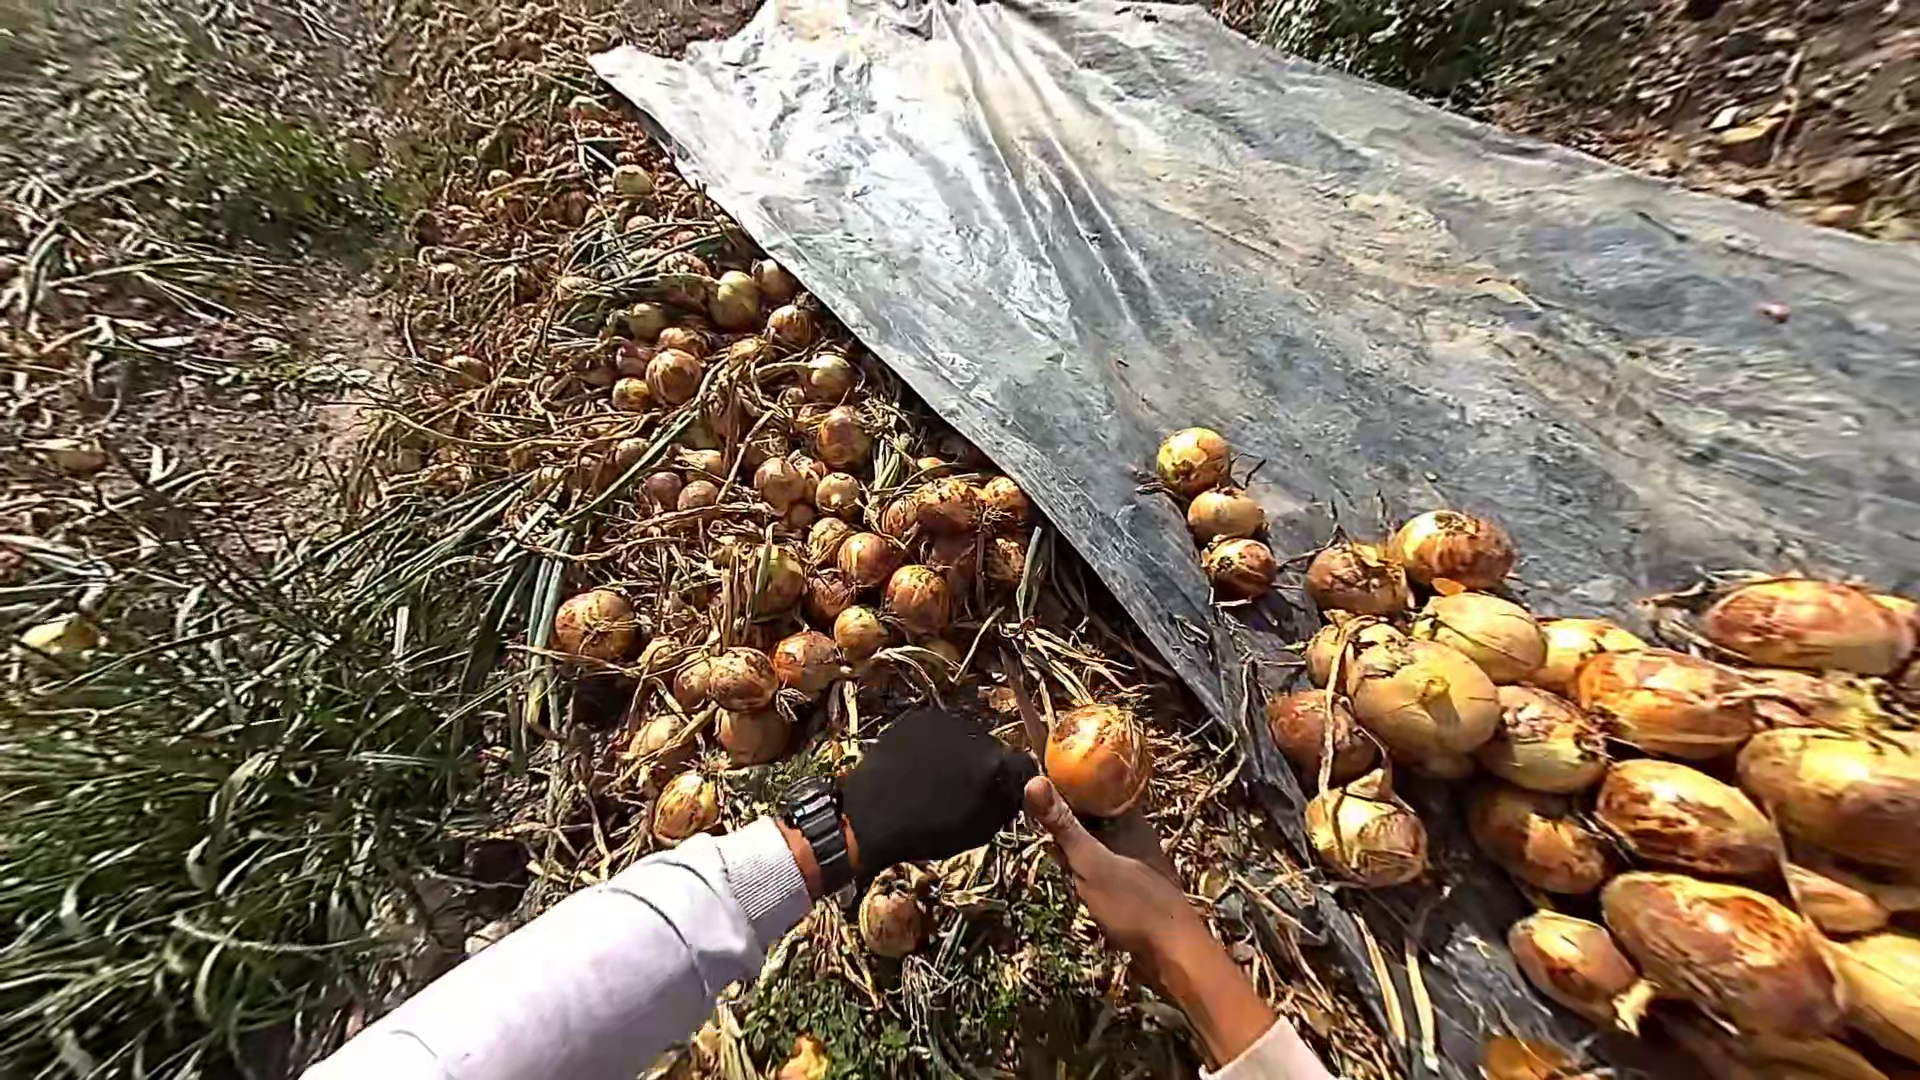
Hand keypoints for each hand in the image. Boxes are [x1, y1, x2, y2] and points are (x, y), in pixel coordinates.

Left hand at [839, 707, 1036, 883]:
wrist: (870, 816)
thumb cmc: (927, 831)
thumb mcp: (979, 829)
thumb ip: (1005, 803)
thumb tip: (1016, 788)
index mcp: (994, 762)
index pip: (1023, 764)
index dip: (1015, 780)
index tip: (1003, 792)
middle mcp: (976, 733)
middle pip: (993, 747)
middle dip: (986, 764)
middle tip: (966, 786)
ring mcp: (946, 721)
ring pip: (967, 736)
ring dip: (961, 751)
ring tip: (938, 776)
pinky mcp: (921, 717)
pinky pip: (939, 730)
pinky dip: (936, 743)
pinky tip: (920, 764)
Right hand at [1024, 777, 1276, 1067]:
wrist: (1178, 958)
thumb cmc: (1134, 904)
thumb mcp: (1089, 862)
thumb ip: (1061, 824)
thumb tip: (1032, 780)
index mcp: (1126, 814)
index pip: (1087, 786)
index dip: (1061, 792)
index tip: (1040, 805)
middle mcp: (1132, 829)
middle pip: (1086, 814)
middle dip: (1065, 830)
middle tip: (1056, 851)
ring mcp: (1133, 855)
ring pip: (1091, 841)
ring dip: (1075, 856)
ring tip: (1072, 876)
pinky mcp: (1133, 880)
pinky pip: (1100, 863)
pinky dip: (1086, 873)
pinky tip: (1083, 891)